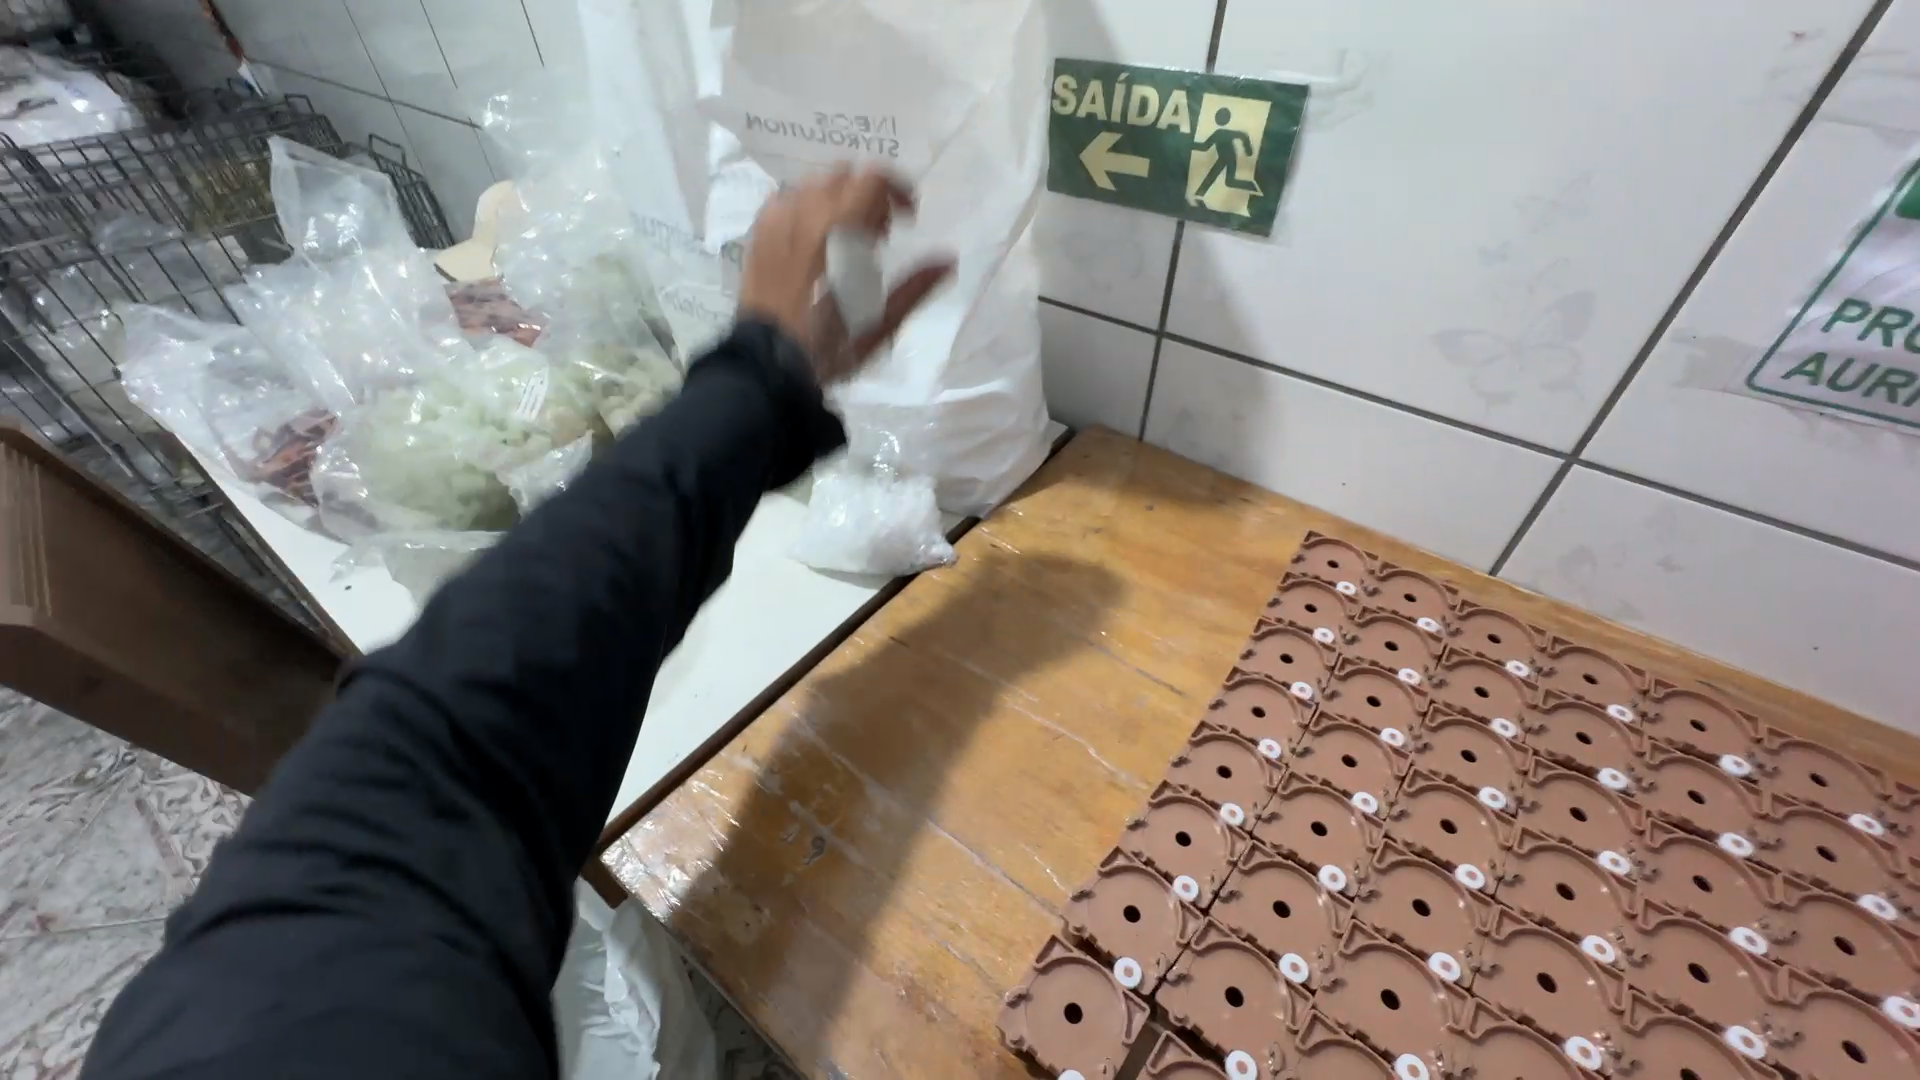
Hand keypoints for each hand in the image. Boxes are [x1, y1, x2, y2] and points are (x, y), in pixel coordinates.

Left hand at [737, 165, 955, 383]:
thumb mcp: (877, 326)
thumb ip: (914, 288)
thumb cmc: (826, 348)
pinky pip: (788, 199)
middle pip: (844, 176)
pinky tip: (815, 244)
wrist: (767, 364)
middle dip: (868, 197)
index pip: (872, 179)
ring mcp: (775, 218)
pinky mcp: (758, 231)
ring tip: (846, 241)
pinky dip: (808, 210)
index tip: (908, 220)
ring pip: (815, 184)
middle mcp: (802, 211)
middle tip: (879, 236)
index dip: (897, 191)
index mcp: (835, 229)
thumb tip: (948, 261)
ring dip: (838, 202)